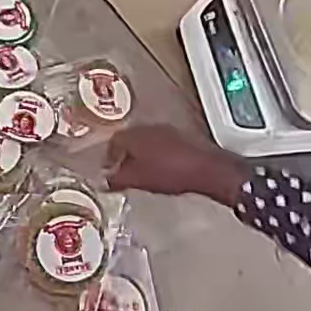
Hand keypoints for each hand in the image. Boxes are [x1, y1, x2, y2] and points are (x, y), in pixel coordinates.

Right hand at [105, 124, 248, 205]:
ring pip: (147, 139)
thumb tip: (105, 181)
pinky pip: (162, 143)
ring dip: (142, 153)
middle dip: (125, 153)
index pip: (114, 140)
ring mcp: (168, 131)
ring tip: (141, 170)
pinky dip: (157, 153)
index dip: (110, 155)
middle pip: (130, 138)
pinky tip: (161, 167)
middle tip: (122, 168)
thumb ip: (117, 179)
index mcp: (134, 135)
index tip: (109, 167)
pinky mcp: (183, 137)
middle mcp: (149, 128)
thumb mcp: (137, 180)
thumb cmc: (168, 172)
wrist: (206, 169)